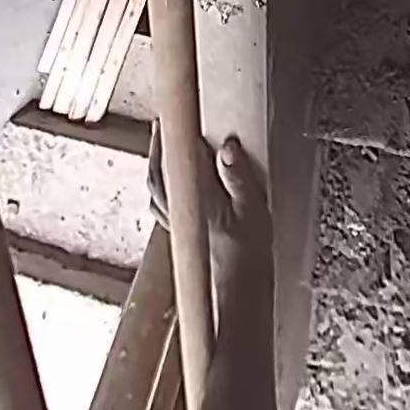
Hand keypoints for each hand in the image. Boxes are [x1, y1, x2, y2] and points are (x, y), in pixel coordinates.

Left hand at [147, 129, 271, 307]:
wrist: (239, 298)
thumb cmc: (248, 256)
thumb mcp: (254, 211)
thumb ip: (239, 177)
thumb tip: (226, 147)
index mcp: (196, 198)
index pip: (177, 158)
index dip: (173, 133)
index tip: (173, 112)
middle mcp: (180, 210)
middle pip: (159, 171)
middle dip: (159, 145)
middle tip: (163, 123)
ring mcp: (177, 224)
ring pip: (156, 187)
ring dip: (157, 164)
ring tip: (164, 147)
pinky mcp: (182, 235)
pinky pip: (161, 205)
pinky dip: (161, 188)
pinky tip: (170, 186)